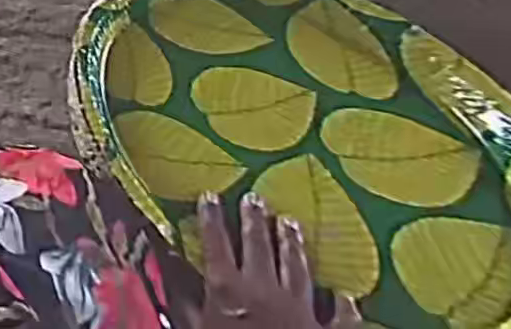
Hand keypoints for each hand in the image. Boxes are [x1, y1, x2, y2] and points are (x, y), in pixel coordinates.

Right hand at [180, 192, 361, 328]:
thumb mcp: (195, 326)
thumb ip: (181, 293)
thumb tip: (165, 257)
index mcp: (228, 286)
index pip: (216, 240)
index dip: (211, 216)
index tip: (210, 194)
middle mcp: (263, 288)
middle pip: (258, 246)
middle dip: (255, 220)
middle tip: (256, 197)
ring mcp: (300, 311)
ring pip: (296, 269)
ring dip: (293, 245)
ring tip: (291, 223)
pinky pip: (340, 319)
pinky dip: (344, 306)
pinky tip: (345, 296)